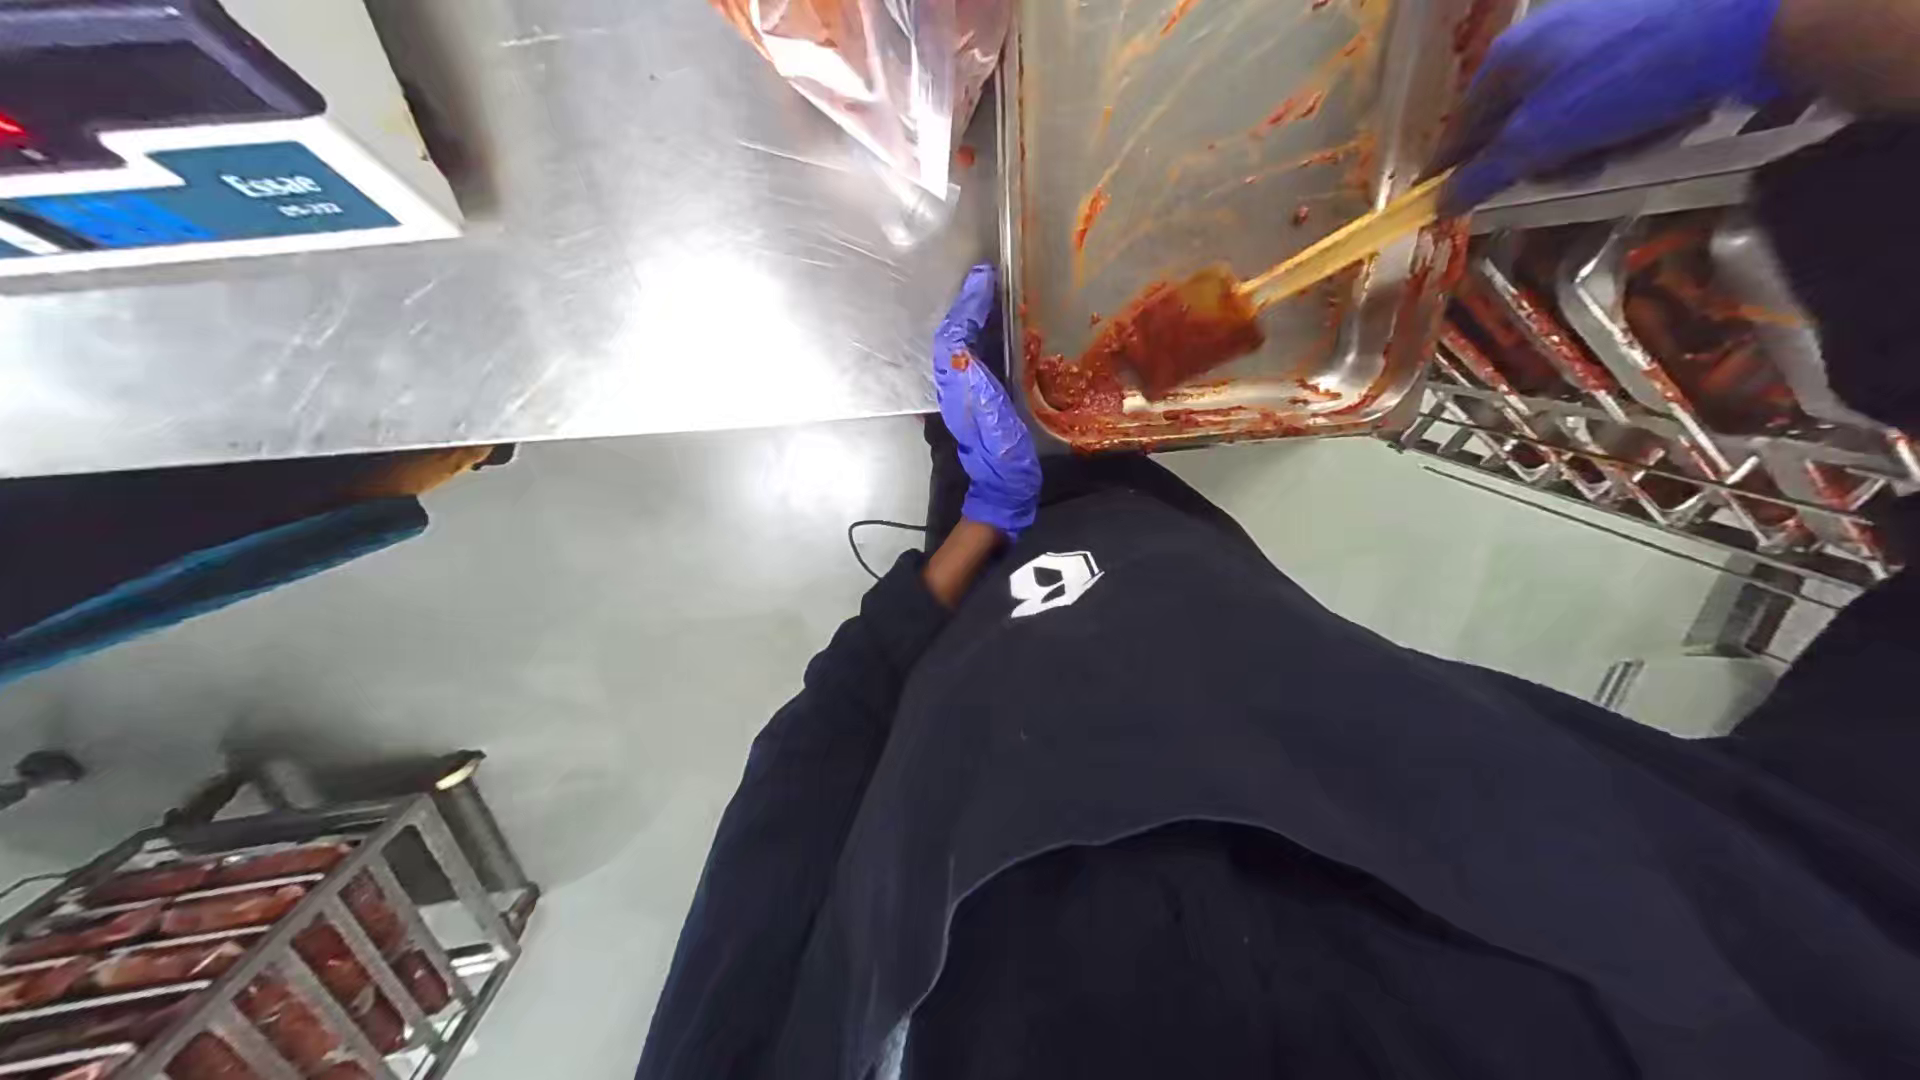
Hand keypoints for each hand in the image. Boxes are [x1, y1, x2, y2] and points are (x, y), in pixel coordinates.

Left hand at [932, 264, 1041, 539]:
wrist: (1004, 488)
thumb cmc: (1004, 460)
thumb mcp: (996, 427)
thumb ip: (981, 393)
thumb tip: (965, 353)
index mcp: (957, 389)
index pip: (953, 337)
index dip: (966, 306)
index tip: (983, 279)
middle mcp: (955, 386)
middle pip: (952, 335)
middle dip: (966, 304)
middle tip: (986, 277)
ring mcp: (965, 391)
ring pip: (961, 343)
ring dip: (972, 316)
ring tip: (992, 292)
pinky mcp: (978, 396)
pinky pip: (975, 355)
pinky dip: (983, 333)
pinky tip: (999, 325)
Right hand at [1432, 0, 1781, 215]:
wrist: (1757, 13)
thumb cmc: (1623, 82)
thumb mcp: (1537, 141)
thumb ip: (1478, 176)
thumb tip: (1438, 203)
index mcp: (1506, 59)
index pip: (1457, 132)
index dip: (1449, 172)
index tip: (1442, 206)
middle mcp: (1544, 36)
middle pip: (1511, 125)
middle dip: (1533, 159)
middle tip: (1564, 172)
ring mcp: (1599, 26)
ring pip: (1561, 113)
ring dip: (1581, 143)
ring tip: (1620, 145)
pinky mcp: (1648, 26)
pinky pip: (1607, 91)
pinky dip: (1620, 115)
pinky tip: (1653, 117)